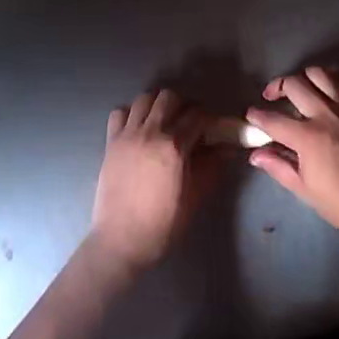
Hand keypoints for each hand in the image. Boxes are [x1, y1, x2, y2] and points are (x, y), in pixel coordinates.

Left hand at [89, 89, 211, 272]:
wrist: (121, 242)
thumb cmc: (162, 224)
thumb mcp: (194, 197)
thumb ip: (211, 167)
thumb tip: (228, 148)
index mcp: (174, 146)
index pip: (197, 116)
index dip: (209, 118)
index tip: (213, 128)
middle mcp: (150, 132)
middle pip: (169, 97)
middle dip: (183, 105)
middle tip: (189, 122)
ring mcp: (127, 134)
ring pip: (144, 98)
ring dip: (158, 104)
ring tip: (164, 121)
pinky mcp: (110, 142)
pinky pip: (120, 112)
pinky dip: (131, 113)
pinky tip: (138, 129)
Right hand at [246, 67, 338, 245]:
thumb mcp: (305, 189)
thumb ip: (279, 166)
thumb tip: (256, 155)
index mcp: (307, 136)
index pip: (273, 119)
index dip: (257, 116)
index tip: (250, 116)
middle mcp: (324, 114)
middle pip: (294, 84)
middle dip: (276, 87)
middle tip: (270, 98)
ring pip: (320, 74)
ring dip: (304, 77)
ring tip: (299, 89)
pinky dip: (337, 79)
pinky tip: (331, 89)